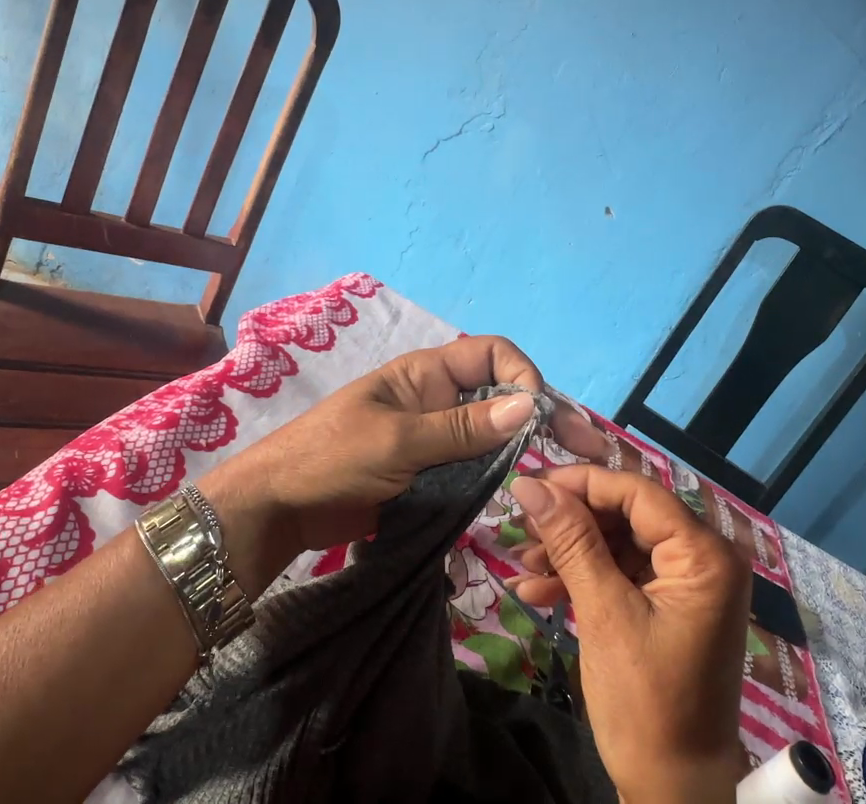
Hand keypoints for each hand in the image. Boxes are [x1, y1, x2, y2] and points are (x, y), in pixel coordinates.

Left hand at [194, 335, 606, 594]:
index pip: (494, 355)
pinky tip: (530, 489)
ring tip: (570, 471)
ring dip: (529, 446)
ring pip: (494, 433)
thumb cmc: (330, 459)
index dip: (523, 376)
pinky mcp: (430, 473)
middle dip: (543, 414)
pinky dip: (504, 472)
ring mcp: (435, 438)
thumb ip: (464, 427)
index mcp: (427, 374)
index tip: (539, 415)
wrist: (278, 510)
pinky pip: (476, 464)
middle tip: (587, 448)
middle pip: (502, 395)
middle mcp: (438, 399)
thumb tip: (530, 405)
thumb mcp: (399, 441)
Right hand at [509, 466, 750, 803]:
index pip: (637, 492)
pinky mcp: (673, 605)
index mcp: (705, 554)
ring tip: (522, 564)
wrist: (673, 787)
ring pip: (620, 543)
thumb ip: (571, 542)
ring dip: (571, 553)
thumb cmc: (645, 702)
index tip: (528, 487)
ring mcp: (691, 583)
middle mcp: (707, 558)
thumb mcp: (604, 614)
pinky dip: (585, 579)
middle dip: (571, 522)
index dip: (580, 484)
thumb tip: (529, 484)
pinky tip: (539, 590)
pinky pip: (625, 574)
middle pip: (627, 515)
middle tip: (521, 527)